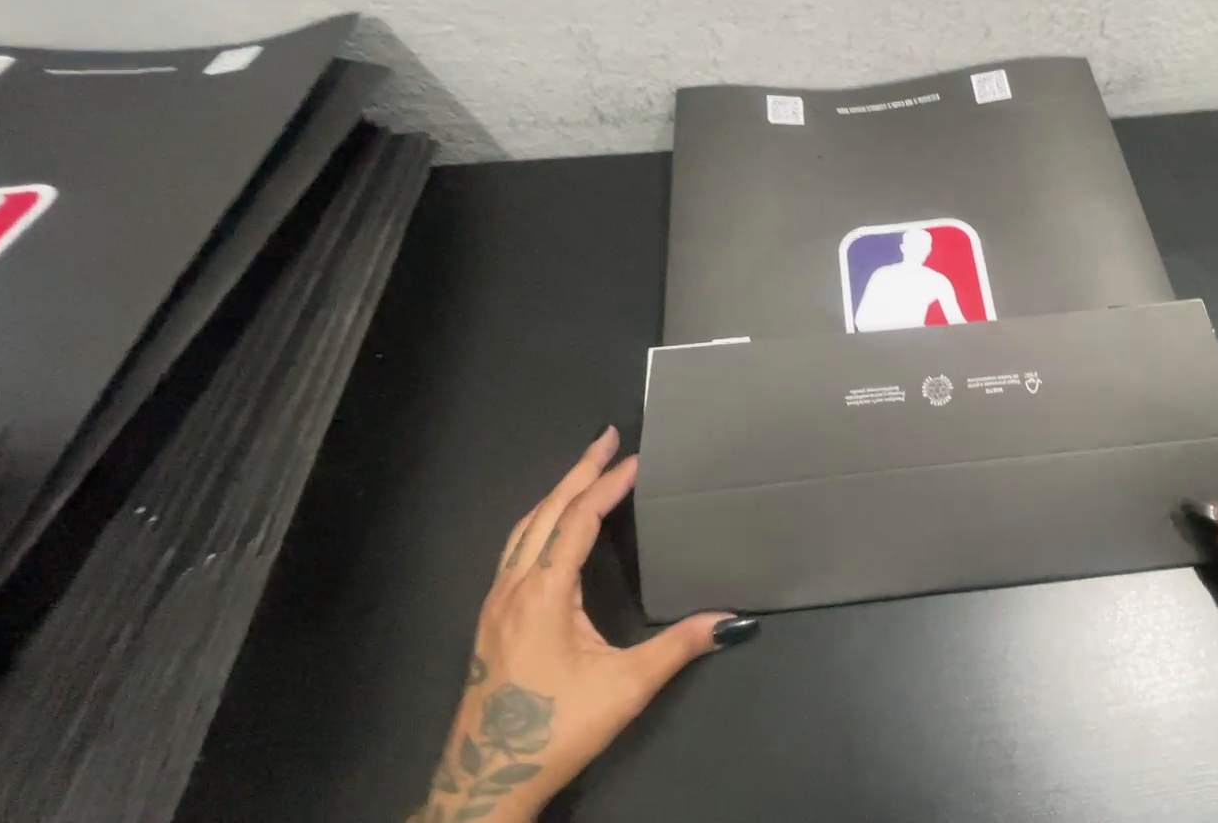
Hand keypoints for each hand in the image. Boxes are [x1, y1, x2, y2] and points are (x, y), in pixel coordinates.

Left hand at [411, 427, 759, 822]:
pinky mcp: (491, 616)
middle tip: (606, 437)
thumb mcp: (625, 688)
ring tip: (584, 468)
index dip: (608, 485)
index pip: (578, 519)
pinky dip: (540, 519)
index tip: (636, 459)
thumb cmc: (555, 728)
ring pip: (524, 527)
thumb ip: (678, 647)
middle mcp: (514, 586)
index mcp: (543, 593)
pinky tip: (552, 524)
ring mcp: (496, 600)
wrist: (485, 779)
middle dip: (578, 470)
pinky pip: (515, 547)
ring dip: (556, 492)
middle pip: (546, 511)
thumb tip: (733, 621)